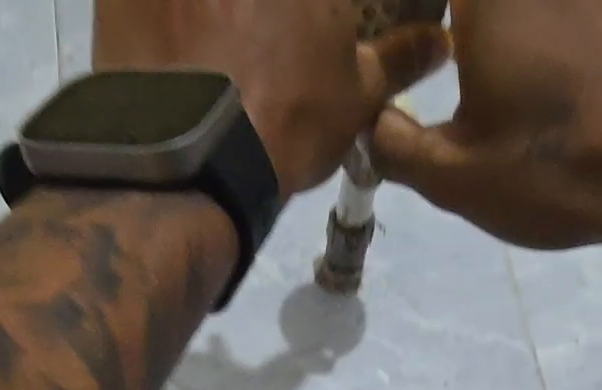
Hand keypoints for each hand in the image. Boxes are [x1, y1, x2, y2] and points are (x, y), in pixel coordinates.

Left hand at [95, 0, 450, 198]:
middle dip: (268, 11)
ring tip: (217, 37)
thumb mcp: (356, 98)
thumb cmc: (284, 124)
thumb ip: (398, 59)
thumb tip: (439, 43)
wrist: (187, 163)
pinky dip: (162, 10)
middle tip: (265, 33)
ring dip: (218, 9)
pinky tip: (177, 37)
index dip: (319, 12)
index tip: (312, 31)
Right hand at [369, 0, 601, 260]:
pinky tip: (574, 67)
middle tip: (453, 49)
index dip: (413, 7)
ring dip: (516, 27)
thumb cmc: (558, 173)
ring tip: (514, 80)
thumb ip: (393, 145)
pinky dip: (572, 20)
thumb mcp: (456, 178)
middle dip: (470, 19)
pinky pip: (591, 2)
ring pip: (539, 5)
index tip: (406, 30)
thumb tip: (368, 123)